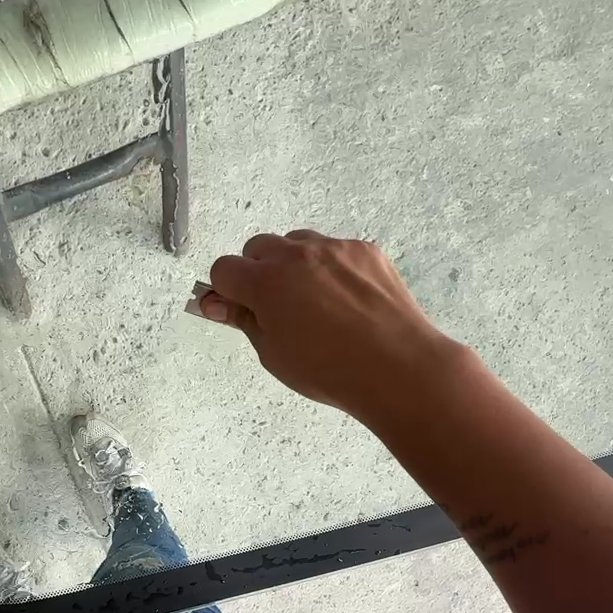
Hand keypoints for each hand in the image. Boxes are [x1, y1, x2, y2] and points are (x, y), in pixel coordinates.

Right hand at [200, 230, 461, 415]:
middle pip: (258, 247)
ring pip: (297, 242)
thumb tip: (217, 303)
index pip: (224, 269)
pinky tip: (344, 302)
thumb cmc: (327, 370)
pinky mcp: (365, 250)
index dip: (225, 291)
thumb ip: (243, 320)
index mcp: (266, 283)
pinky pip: (334, 249)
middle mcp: (297, 254)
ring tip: (311, 303)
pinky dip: (329, 268)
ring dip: (292, 265)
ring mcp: (334, 247)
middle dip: (257, 272)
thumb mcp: (272, 353)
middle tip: (274, 308)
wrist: (396, 366)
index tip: (237, 311)